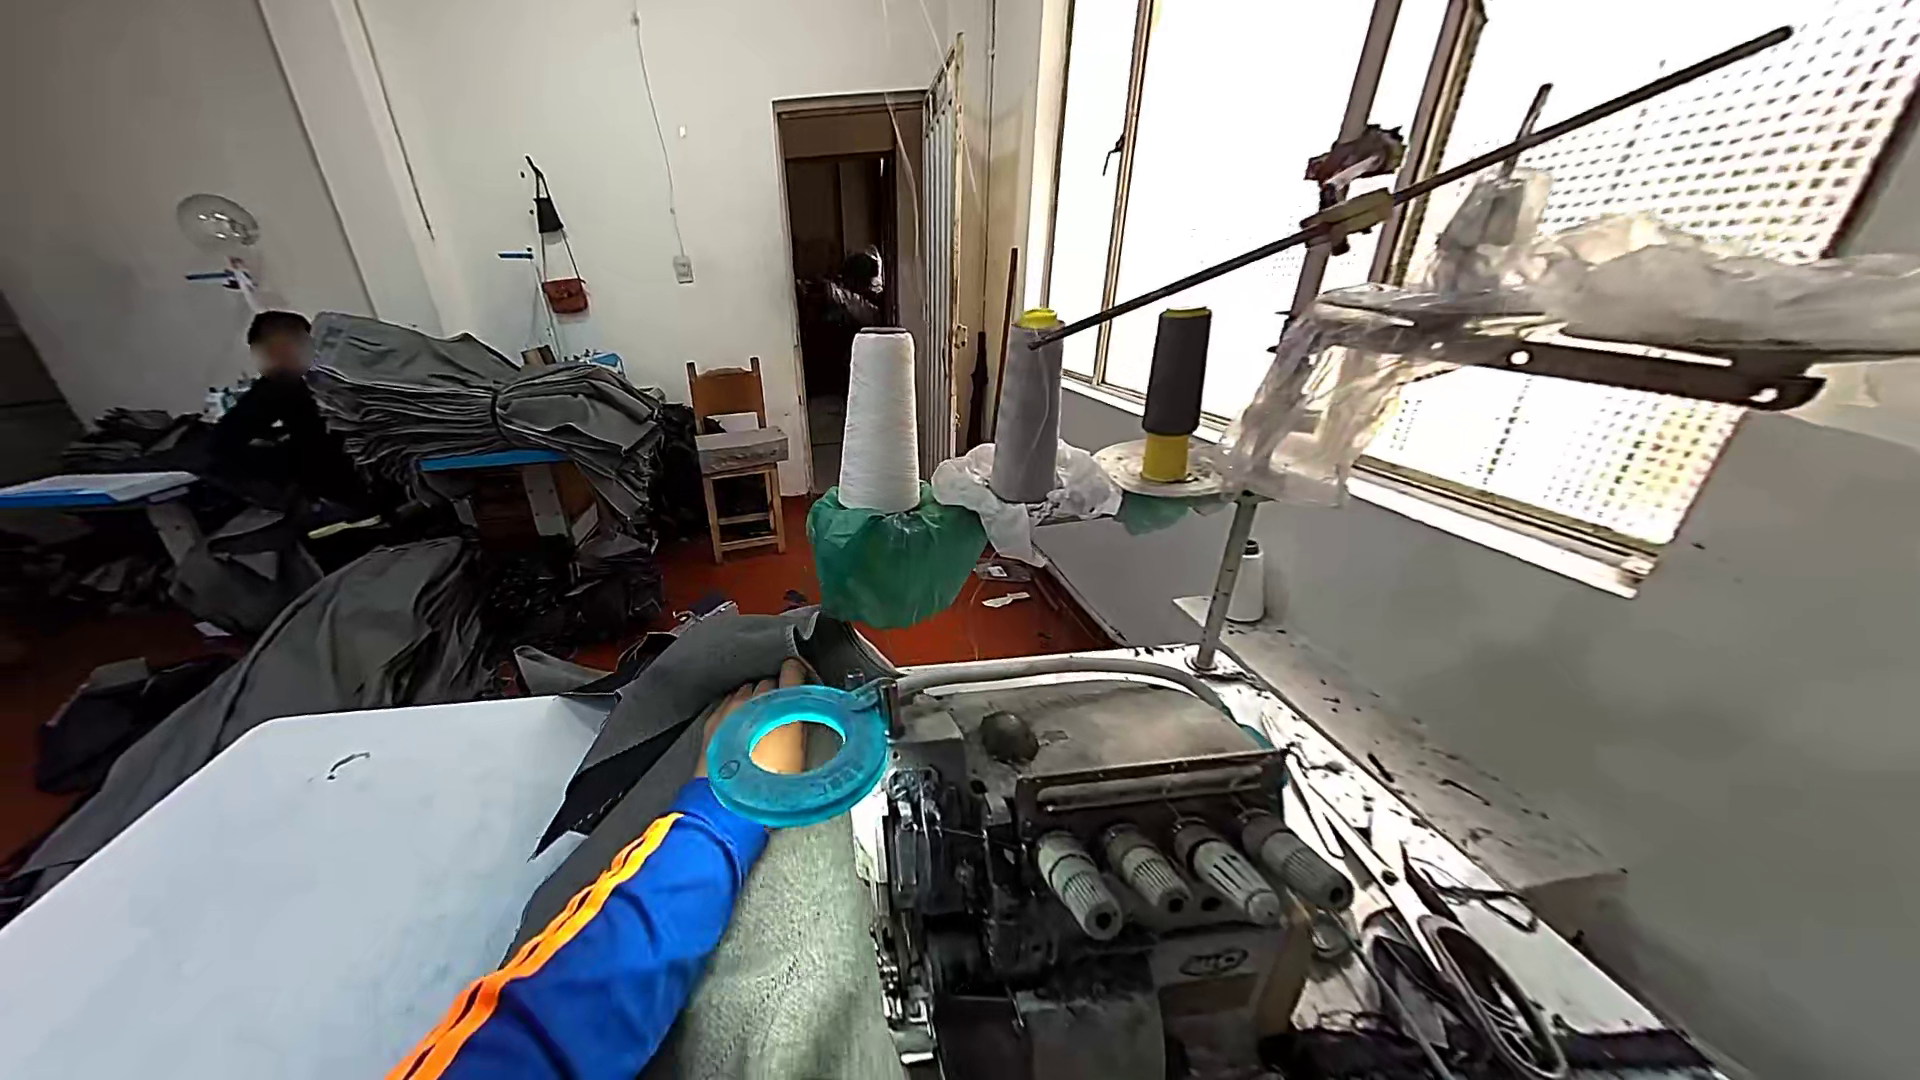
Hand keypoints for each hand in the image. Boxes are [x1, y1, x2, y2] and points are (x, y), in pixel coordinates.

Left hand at [694, 658, 810, 777]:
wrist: (728, 804)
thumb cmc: (766, 786)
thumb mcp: (800, 755)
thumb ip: (803, 727)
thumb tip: (804, 716)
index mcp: (782, 705)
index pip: (791, 670)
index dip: (797, 671)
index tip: (799, 674)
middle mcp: (756, 701)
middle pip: (768, 681)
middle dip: (776, 691)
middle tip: (781, 709)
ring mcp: (732, 709)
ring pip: (747, 691)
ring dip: (754, 700)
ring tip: (760, 719)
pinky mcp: (714, 720)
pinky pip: (728, 703)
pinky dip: (735, 709)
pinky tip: (741, 724)